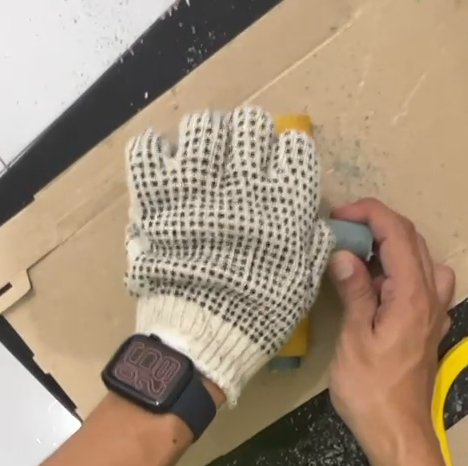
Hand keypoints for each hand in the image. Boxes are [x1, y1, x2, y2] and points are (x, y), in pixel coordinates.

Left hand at [125, 107, 335, 405]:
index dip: (286, 160)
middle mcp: (242, 182)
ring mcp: (195, 184)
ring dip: (205, 142)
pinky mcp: (156, 197)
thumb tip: (319, 221)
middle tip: (240, 166)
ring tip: (202, 165)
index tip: (279, 177)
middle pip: (250, 125)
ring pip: (202, 128)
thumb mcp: (301, 284)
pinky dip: (154, 154)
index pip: (294, 148)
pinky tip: (165, 170)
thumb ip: (312, 244)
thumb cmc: (257, 316)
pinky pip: (148, 150)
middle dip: (248, 141)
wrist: (202, 339)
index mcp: (284, 201)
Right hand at [325, 199, 455, 465]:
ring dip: (392, 248)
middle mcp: (431, 297)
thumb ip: (354, 292)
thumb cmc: (372, 392)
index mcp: (412, 294)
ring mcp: (434, 314)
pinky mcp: (429, 330)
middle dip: (379, 226)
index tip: (338, 215)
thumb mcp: (355, 340)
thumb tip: (345, 255)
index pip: (397, 234)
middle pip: (412, 241)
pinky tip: (382, 290)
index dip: (369, 214)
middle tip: (342, 232)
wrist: (398, 433)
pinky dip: (403, 274)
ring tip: (360, 259)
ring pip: (421, 261)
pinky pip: (424, 286)